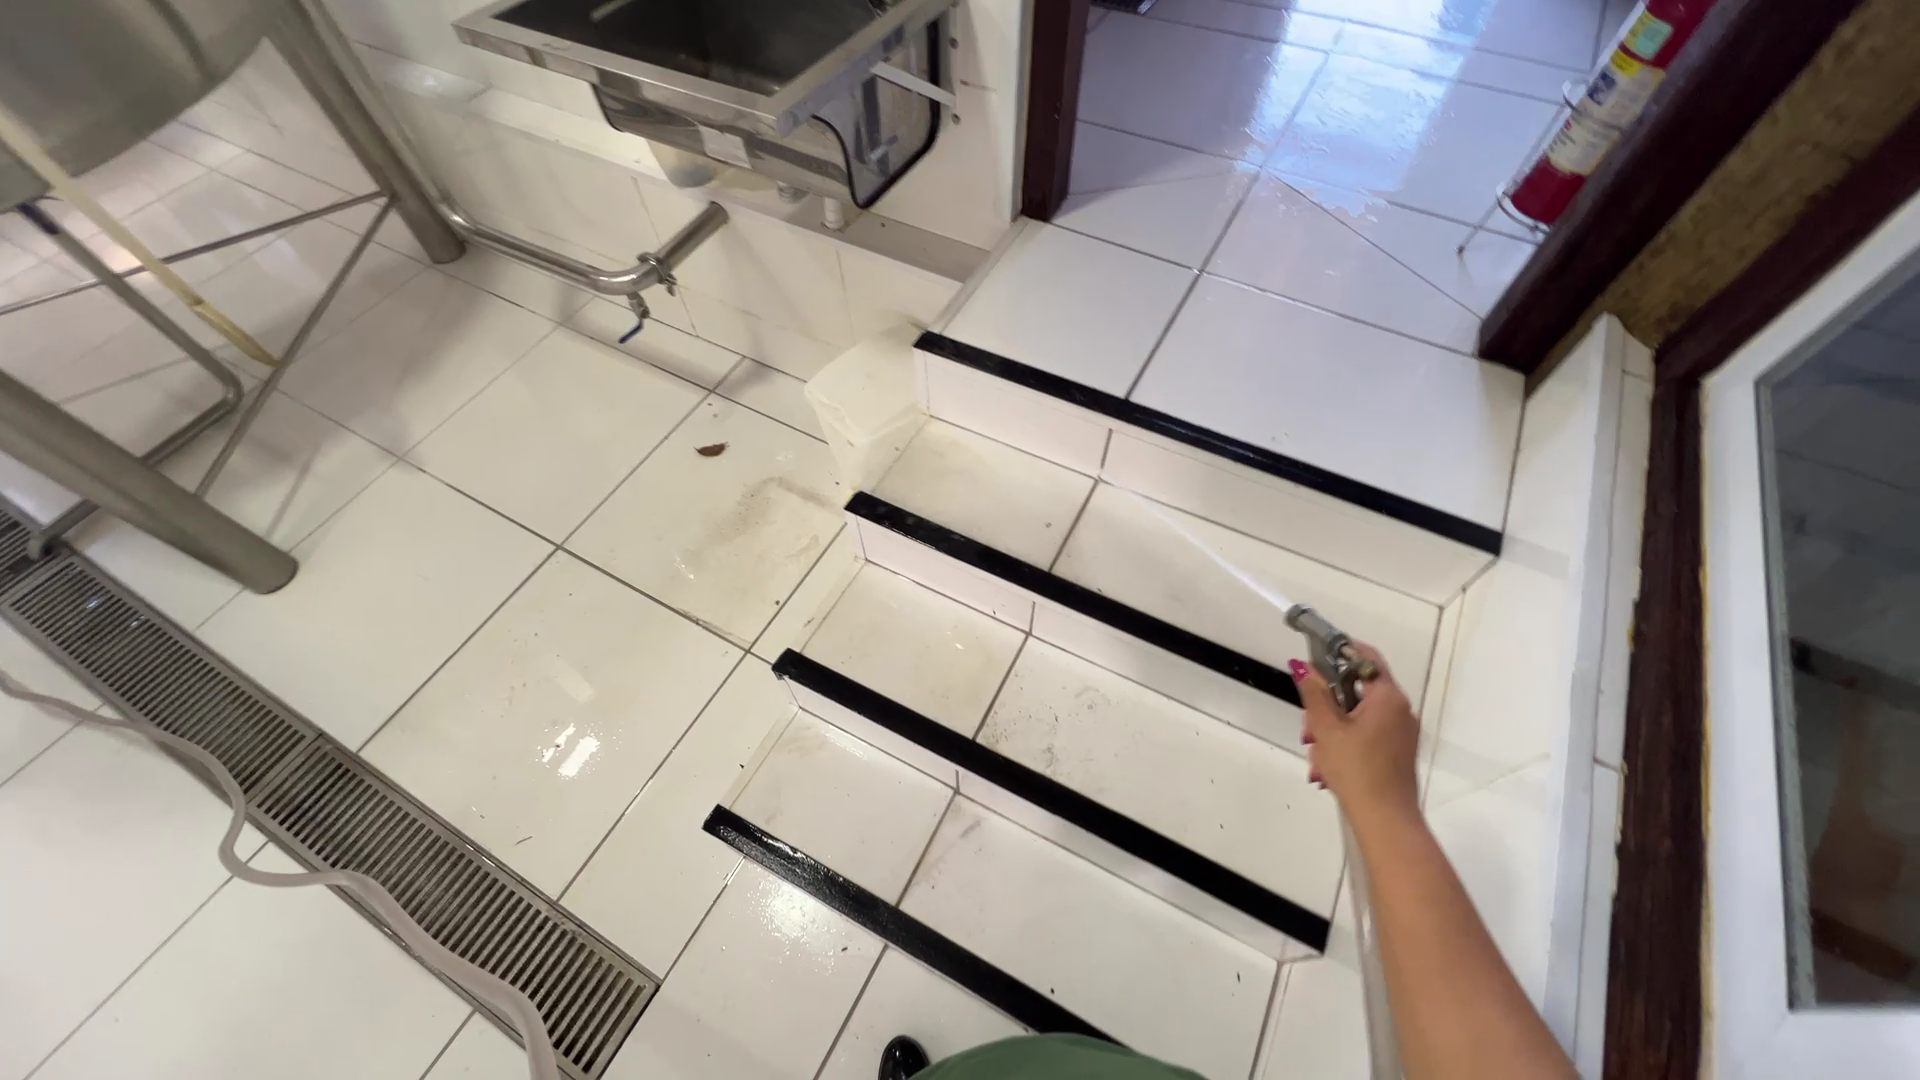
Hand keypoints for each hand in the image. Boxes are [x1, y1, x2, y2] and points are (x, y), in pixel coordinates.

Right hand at [1289, 644, 1420, 827]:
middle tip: (1308, 728)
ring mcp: (1401, 733)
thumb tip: (1303, 666)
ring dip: (1331, 728)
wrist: (1385, 819)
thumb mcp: (1326, 728)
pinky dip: (1344, 742)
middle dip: (1326, 704)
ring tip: (1315, 753)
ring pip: (1357, 715)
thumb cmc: (1355, 768)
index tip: (1313, 658)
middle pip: (1356, 690)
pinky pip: (1366, 735)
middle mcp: (1400, 710)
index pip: (1365, 657)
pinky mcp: (1397, 752)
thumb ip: (1314, 693)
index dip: (1338, 651)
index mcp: (1388, 697)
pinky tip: (1327, 766)